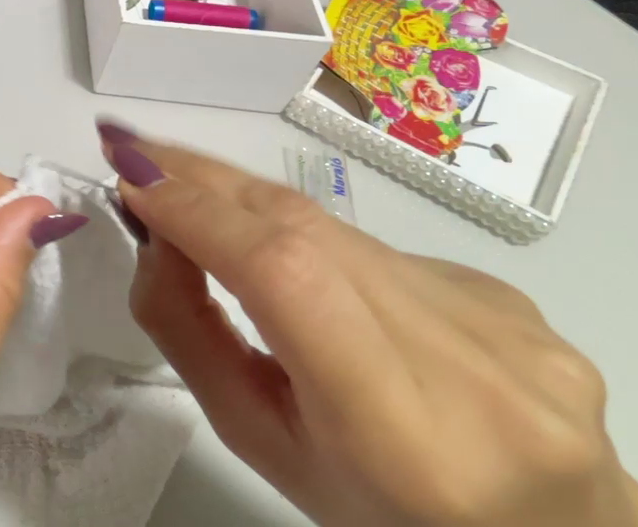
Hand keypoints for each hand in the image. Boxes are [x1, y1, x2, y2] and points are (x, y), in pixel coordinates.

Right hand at [98, 120, 637, 526]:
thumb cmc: (378, 510)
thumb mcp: (259, 441)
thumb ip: (192, 337)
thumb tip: (156, 235)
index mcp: (400, 433)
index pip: (285, 277)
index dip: (198, 212)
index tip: (127, 174)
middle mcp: (468, 366)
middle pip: (307, 231)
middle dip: (204, 179)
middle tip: (128, 146)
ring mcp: (502, 324)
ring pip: (335, 230)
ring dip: (244, 200)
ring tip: (181, 185)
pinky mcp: (511, 295)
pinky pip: (375, 247)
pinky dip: (311, 239)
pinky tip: (295, 262)